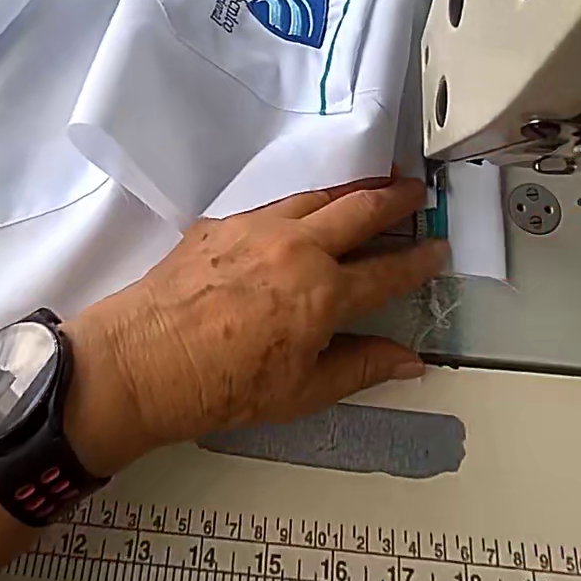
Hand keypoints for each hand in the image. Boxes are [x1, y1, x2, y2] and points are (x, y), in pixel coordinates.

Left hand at [63, 176, 444, 474]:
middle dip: (394, 199)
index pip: (388, 271)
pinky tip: (298, 215)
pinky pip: (270, 206)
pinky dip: (296, 206)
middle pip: (359, 211)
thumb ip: (360, 366)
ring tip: (367, 189)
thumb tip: (408, 360)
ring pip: (314, 197)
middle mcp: (294, 248)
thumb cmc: (220, 385)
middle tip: (414, 193)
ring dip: (347, 192)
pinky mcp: (220, 223)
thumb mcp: (301, 390)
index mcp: (323, 293)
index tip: (436, 250)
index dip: (418, 261)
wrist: (144, 359)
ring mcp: (254, 228)